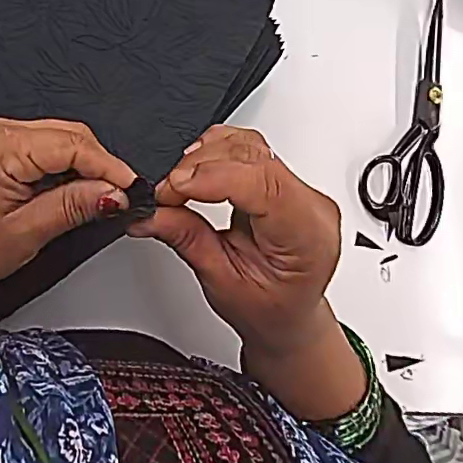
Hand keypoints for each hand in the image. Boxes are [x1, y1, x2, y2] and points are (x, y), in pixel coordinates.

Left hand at [0, 117, 137, 306]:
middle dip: (100, 166)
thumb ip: (74, 206)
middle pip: (72, 136)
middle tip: (118, 198)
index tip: (131, 189)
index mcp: (2, 145)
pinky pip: (47, 148)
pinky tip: (72, 192)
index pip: (74, 145)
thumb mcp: (26, 232)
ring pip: (63, 140)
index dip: (109, 167)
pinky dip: (66, 169)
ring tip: (96, 199)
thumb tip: (114, 193)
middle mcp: (0, 132)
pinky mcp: (1, 149)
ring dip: (84, 167)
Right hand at [127, 125, 363, 419]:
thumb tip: (152, 212)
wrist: (288, 317)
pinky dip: (216, 152)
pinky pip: (250, 149)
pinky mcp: (282, 180)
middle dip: (200, 167)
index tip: (170, 189)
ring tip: (176, 185)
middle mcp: (311, 206)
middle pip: (255, 157)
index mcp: (307, 236)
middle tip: (164, 192)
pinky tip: (197, 169)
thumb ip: (187, 240)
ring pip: (250, 145)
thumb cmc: (270, 311)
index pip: (262, 184)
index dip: (211, 177)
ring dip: (206, 157)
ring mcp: (300, 188)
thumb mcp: (222, 283)